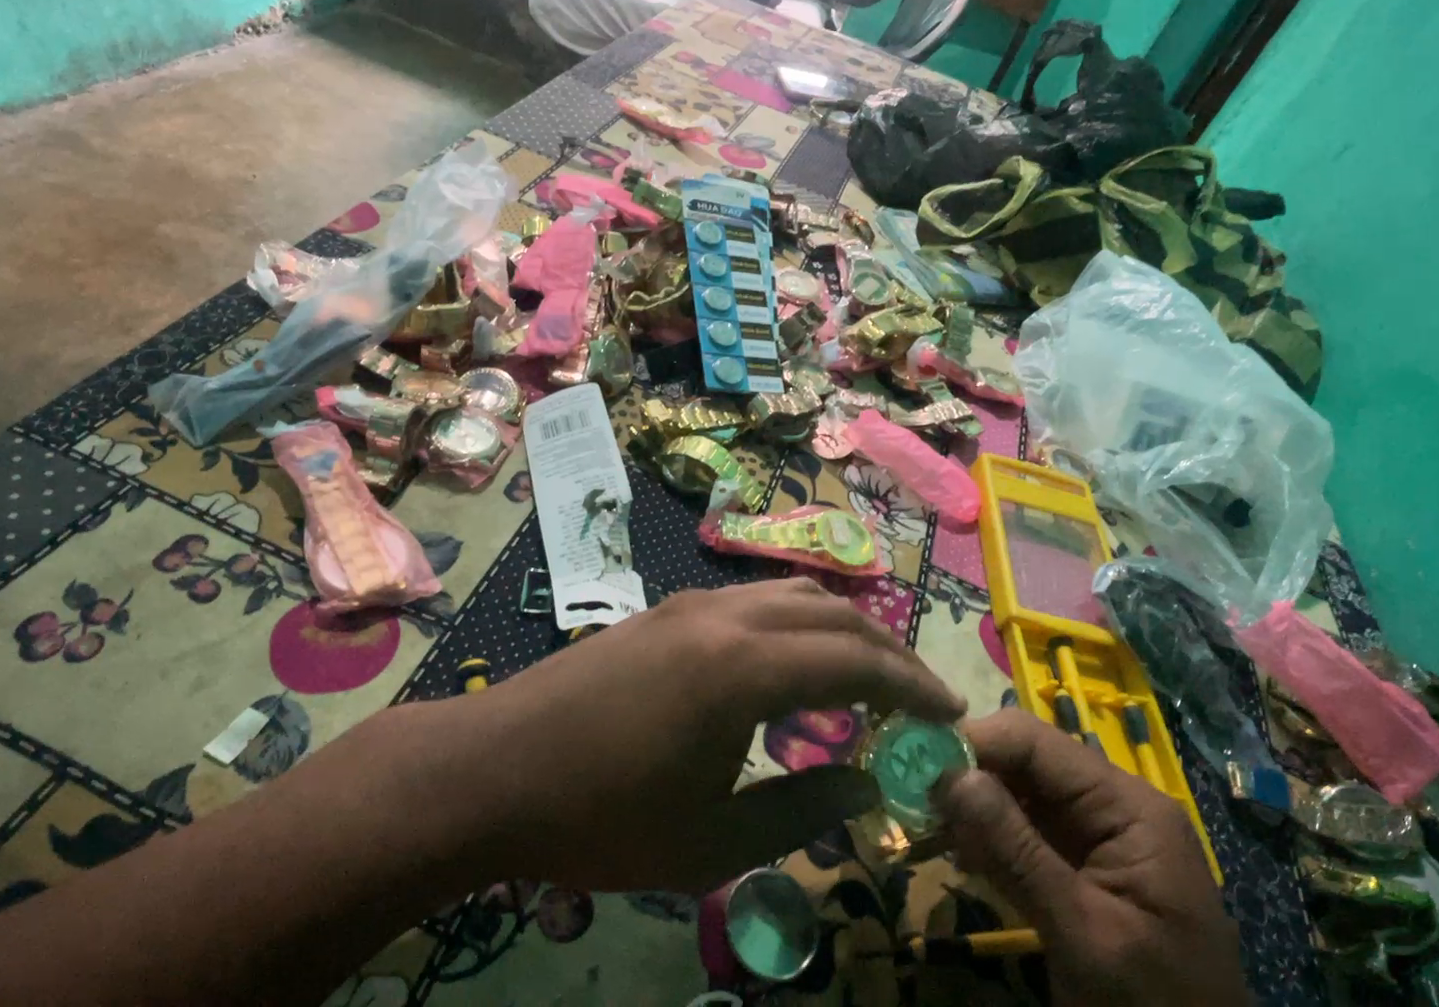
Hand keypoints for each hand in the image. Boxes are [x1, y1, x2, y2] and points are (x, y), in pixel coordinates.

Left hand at [466, 578, 965, 891]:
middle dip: (889, 654)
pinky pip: (754, 601)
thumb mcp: (712, 842)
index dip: (914, 688)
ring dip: (842, 631)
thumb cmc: (598, 818)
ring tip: (868, 680)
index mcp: (744, 668)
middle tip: (921, 700)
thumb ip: (804, 810)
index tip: (951, 715)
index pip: (859, 663)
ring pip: (794, 596)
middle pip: (835, 616)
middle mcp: (725, 616)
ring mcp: (689, 605)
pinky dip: (797, 625)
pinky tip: (793, 669)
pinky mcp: (663, 611)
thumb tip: (868, 783)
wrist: (487, 771)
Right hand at [935, 711, 1248, 1006]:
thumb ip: (1019, 854)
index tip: (913, 763)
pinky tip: (958, 856)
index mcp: (1128, 806)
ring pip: (1015, 794)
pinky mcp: (1078, 867)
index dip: (973, 741)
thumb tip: (950, 775)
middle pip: (1023, 762)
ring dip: (969, 807)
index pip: (1036, 742)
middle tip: (910, 802)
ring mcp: (1095, 837)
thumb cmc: (1152, 1004)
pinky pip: (1022, 831)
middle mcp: (1110, 806)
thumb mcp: (1084, 933)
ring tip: (926, 830)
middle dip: (965, 774)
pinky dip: (985, 838)